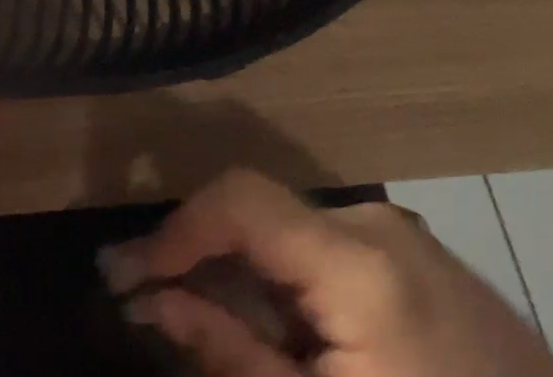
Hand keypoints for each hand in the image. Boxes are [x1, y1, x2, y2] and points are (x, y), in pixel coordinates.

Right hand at [101, 170, 552, 376]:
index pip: (238, 200)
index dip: (172, 232)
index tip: (127, 276)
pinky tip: (278, 324)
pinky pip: (329, 247)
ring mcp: (408, 238)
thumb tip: (151, 302)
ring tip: (208, 315)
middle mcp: (379, 225)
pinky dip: (286, 275)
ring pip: (290, 229)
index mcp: (358, 260)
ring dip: (241, 266)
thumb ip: (230, 352)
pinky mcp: (424, 259)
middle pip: (259, 213)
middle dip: (199, 253)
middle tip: (148, 298)